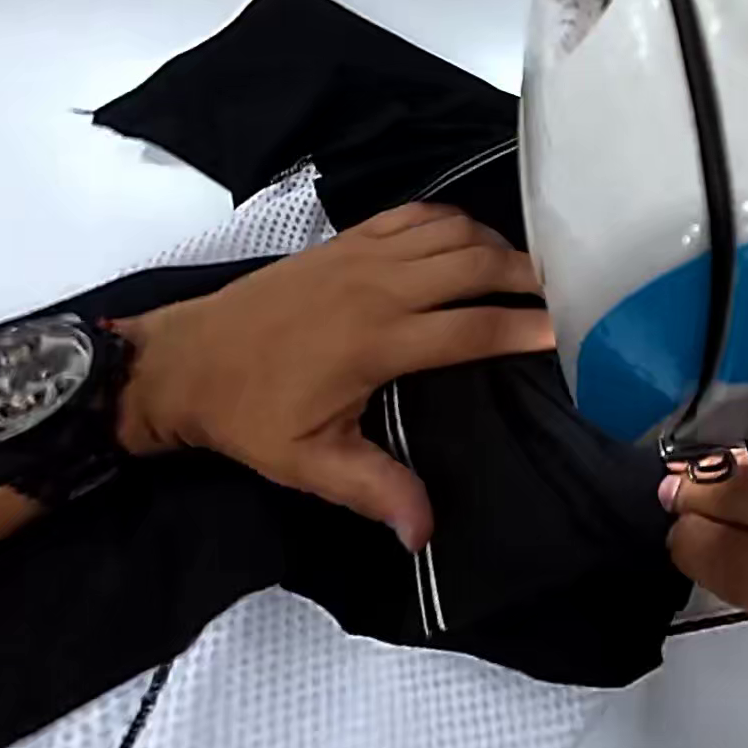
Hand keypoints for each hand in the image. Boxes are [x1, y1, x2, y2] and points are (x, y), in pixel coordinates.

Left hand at [114, 203, 553, 551]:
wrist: (184, 359)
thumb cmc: (251, 413)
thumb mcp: (309, 462)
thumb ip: (376, 490)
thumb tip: (426, 534)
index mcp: (377, 341)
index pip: (471, 329)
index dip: (524, 329)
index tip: (563, 330)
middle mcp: (382, 286)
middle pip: (475, 265)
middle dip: (525, 274)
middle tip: (559, 289)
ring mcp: (366, 253)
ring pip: (454, 231)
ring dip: (496, 244)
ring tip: (520, 267)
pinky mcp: (351, 237)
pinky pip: (419, 213)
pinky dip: (455, 220)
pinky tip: (470, 238)